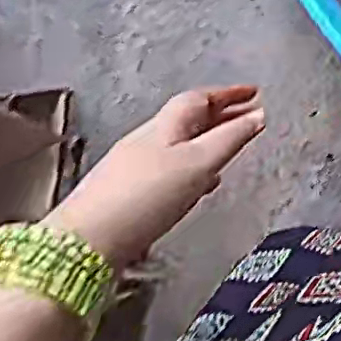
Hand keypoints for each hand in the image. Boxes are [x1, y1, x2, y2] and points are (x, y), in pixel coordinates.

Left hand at [45, 86, 265, 267]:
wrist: (82, 248)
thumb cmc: (145, 197)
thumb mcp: (201, 162)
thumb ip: (233, 137)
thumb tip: (259, 116)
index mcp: (165, 126)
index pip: (201, 98)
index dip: (230, 93)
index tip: (254, 93)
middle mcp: (146, 140)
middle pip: (188, 119)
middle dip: (221, 115)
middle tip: (248, 116)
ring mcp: (131, 168)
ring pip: (179, 145)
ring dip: (208, 142)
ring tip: (231, 148)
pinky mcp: (124, 196)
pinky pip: (168, 169)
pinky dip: (191, 168)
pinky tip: (198, 185)